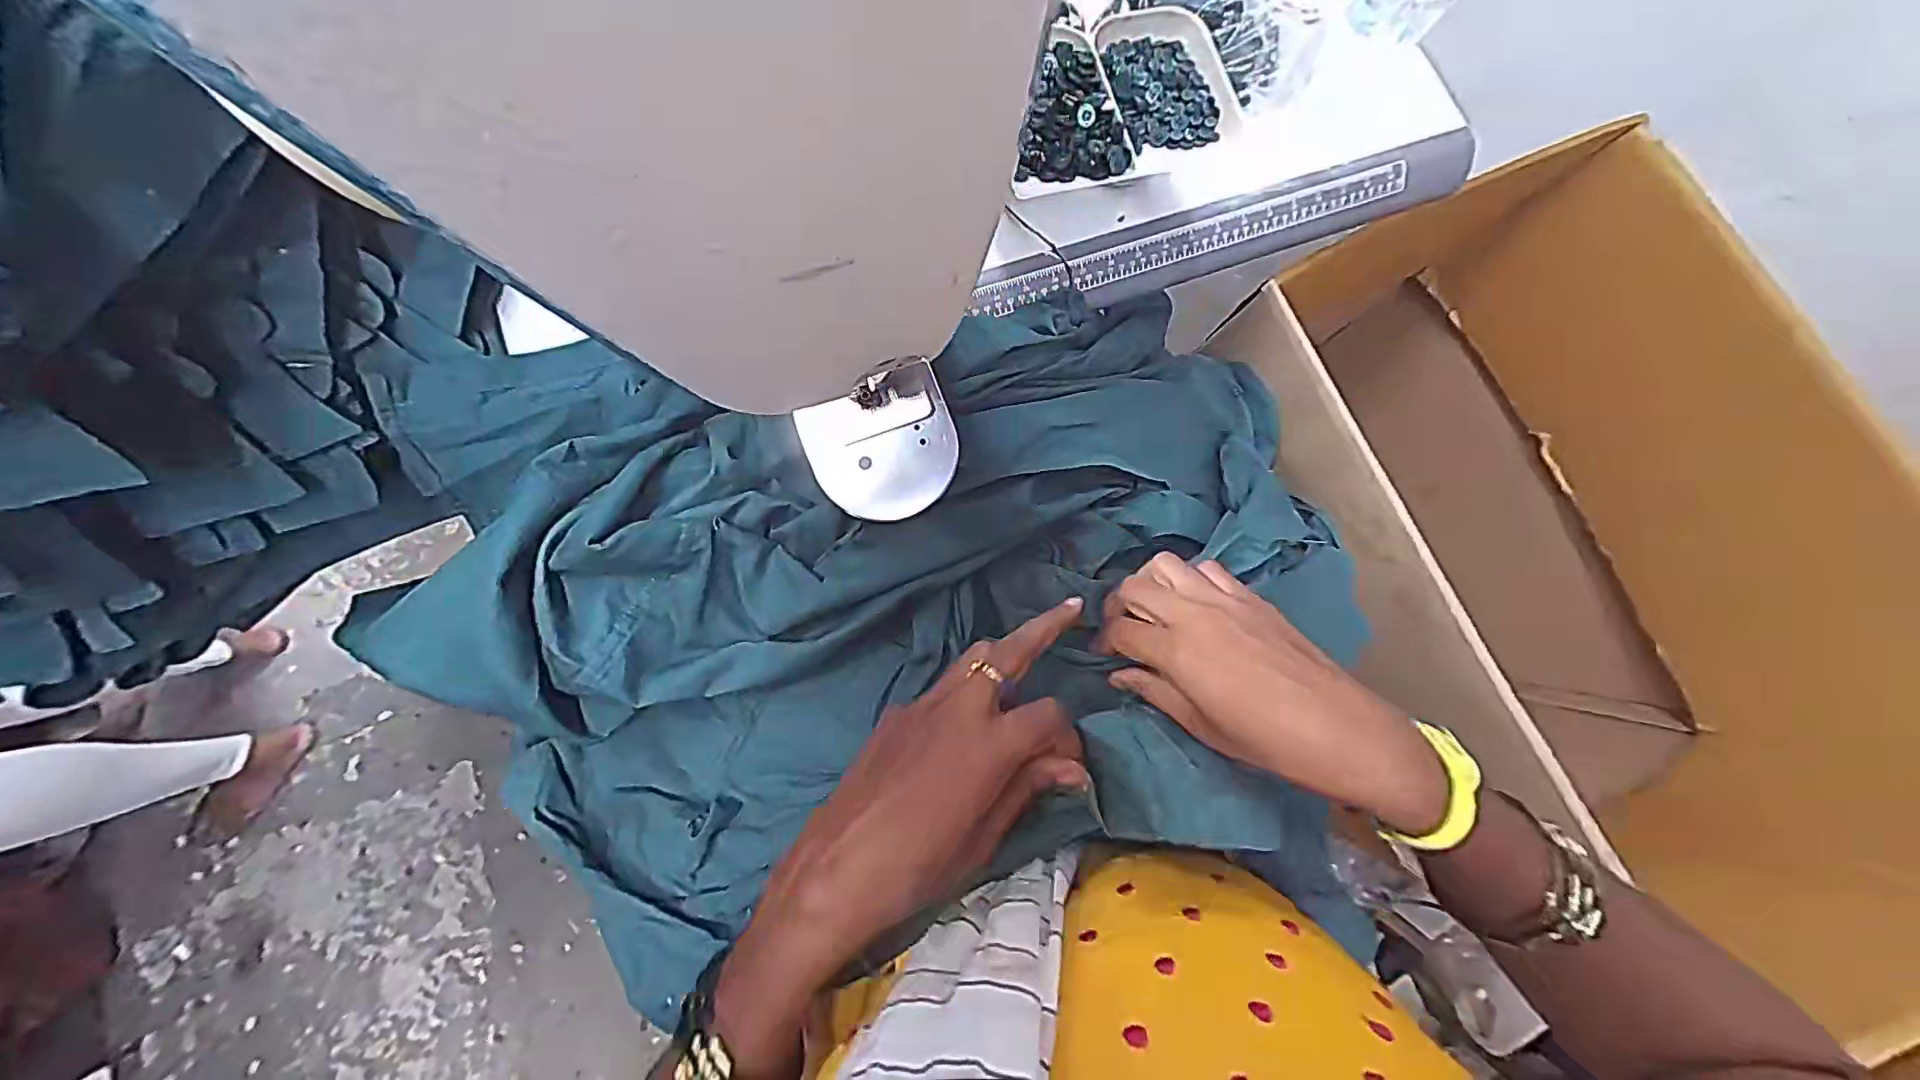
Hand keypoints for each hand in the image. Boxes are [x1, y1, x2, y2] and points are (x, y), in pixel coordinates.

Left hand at [710, 598, 1089, 1077]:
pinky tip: (965, 724)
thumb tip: (1071, 769)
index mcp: (990, 742)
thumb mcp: (984, 837)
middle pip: (1009, 650)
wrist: (835, 869)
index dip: (1069, 738)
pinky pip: (941, 688)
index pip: (1049, 715)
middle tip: (1070, 610)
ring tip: (1023, 658)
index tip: (1070, 766)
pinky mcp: (896, 713)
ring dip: (1002, 652)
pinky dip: (965, 690)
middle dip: (1044, 628)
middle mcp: (959, 708)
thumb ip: (1026, 788)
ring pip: (972, 657)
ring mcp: (922, 704)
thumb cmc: (918, 867)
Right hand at [1098, 552, 1446, 836]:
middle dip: (1117, 604)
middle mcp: (1195, 613)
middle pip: (1135, 586)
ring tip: (1154, 608)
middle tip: (1122, 628)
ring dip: (1150, 582)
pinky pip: (1207, 569)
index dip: (1105, 640)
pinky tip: (1195, 604)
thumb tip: (1121, 674)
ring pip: (1167, 564)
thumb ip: (1154, 691)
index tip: (1105, 654)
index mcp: (1177, 650)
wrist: (1338, 728)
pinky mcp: (1251, 597)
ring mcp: (1225, 599)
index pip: (1121, 629)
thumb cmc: (1265, 740)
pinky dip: (1190, 579)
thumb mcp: (1200, 725)